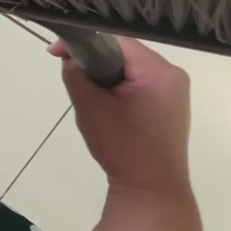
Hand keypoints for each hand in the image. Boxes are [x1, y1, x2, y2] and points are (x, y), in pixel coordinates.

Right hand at [49, 37, 193, 197]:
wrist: (151, 188)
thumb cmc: (122, 146)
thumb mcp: (90, 106)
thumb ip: (75, 74)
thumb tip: (69, 56)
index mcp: (158, 71)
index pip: (115, 42)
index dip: (83, 43)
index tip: (55, 53)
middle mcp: (173, 74)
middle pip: (124, 53)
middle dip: (94, 60)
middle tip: (69, 73)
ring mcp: (175, 90)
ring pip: (130, 67)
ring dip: (105, 74)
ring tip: (87, 92)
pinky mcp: (171, 104)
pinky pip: (140, 82)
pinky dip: (119, 86)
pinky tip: (107, 104)